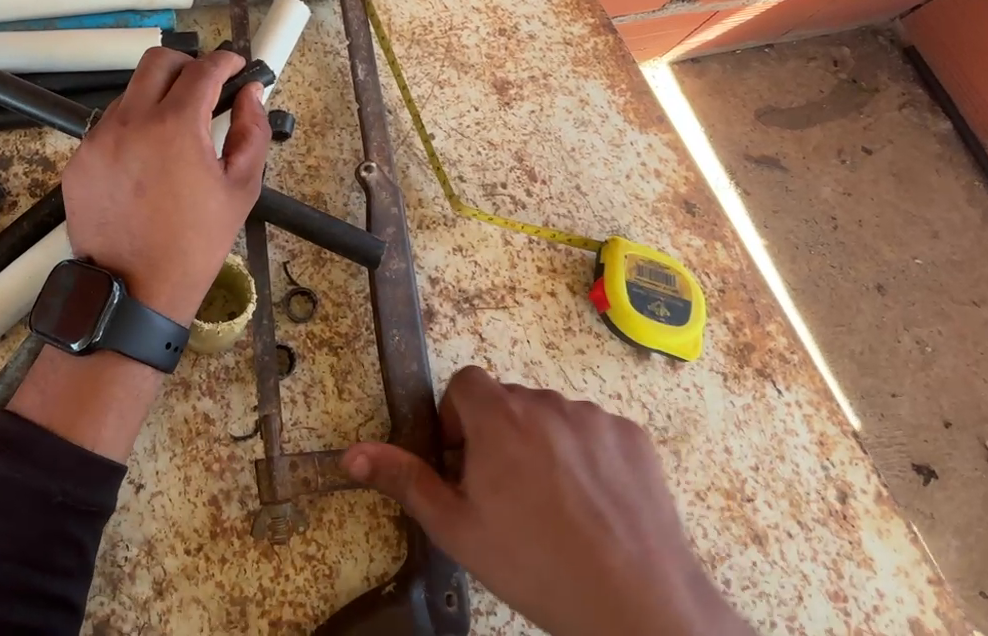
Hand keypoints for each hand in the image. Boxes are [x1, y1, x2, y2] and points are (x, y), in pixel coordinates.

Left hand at [62, 47, 269, 324]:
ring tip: (175, 135)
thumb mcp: (240, 189)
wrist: (133, 291)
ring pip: (130, 94)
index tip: (235, 65)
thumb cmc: (193, 245)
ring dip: (156, 99)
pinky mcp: (79, 161)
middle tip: (204, 85)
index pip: (203, 70)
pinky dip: (131, 130)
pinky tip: (146, 163)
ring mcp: (97, 140)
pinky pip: (107, 128)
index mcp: (175, 127)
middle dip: (186, 64)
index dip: (224, 61)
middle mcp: (130, 123)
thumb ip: (251, 131)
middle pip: (157, 62)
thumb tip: (249, 95)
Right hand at [341, 367, 748, 635]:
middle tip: (507, 493)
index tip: (466, 461)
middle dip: (500, 435)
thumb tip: (352, 454)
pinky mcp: (633, 437)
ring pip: (553, 416)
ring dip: (543, 443)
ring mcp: (595, 417)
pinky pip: (596, 431)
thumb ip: (404, 480)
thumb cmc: (535, 565)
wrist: (636, 604)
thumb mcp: (457, 529)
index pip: (465, 383)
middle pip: (509, 402)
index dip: (458, 417)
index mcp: (499, 419)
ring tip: (555, 504)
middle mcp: (546, 403)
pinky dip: (588, 455)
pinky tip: (594, 503)